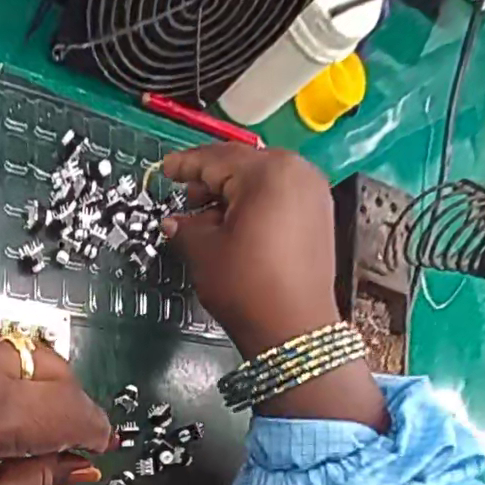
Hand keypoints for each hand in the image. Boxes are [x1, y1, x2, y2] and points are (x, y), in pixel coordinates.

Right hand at [160, 144, 341, 355]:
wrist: (291, 325)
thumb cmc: (247, 286)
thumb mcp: (204, 252)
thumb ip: (185, 228)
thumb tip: (175, 222)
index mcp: (267, 173)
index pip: (217, 159)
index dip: (185, 165)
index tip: (166, 169)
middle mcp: (297, 172)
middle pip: (243, 164)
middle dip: (210, 180)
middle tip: (184, 200)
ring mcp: (312, 192)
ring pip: (262, 180)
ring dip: (231, 194)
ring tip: (206, 218)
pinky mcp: (318, 214)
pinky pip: (278, 195)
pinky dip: (252, 204)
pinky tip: (233, 227)